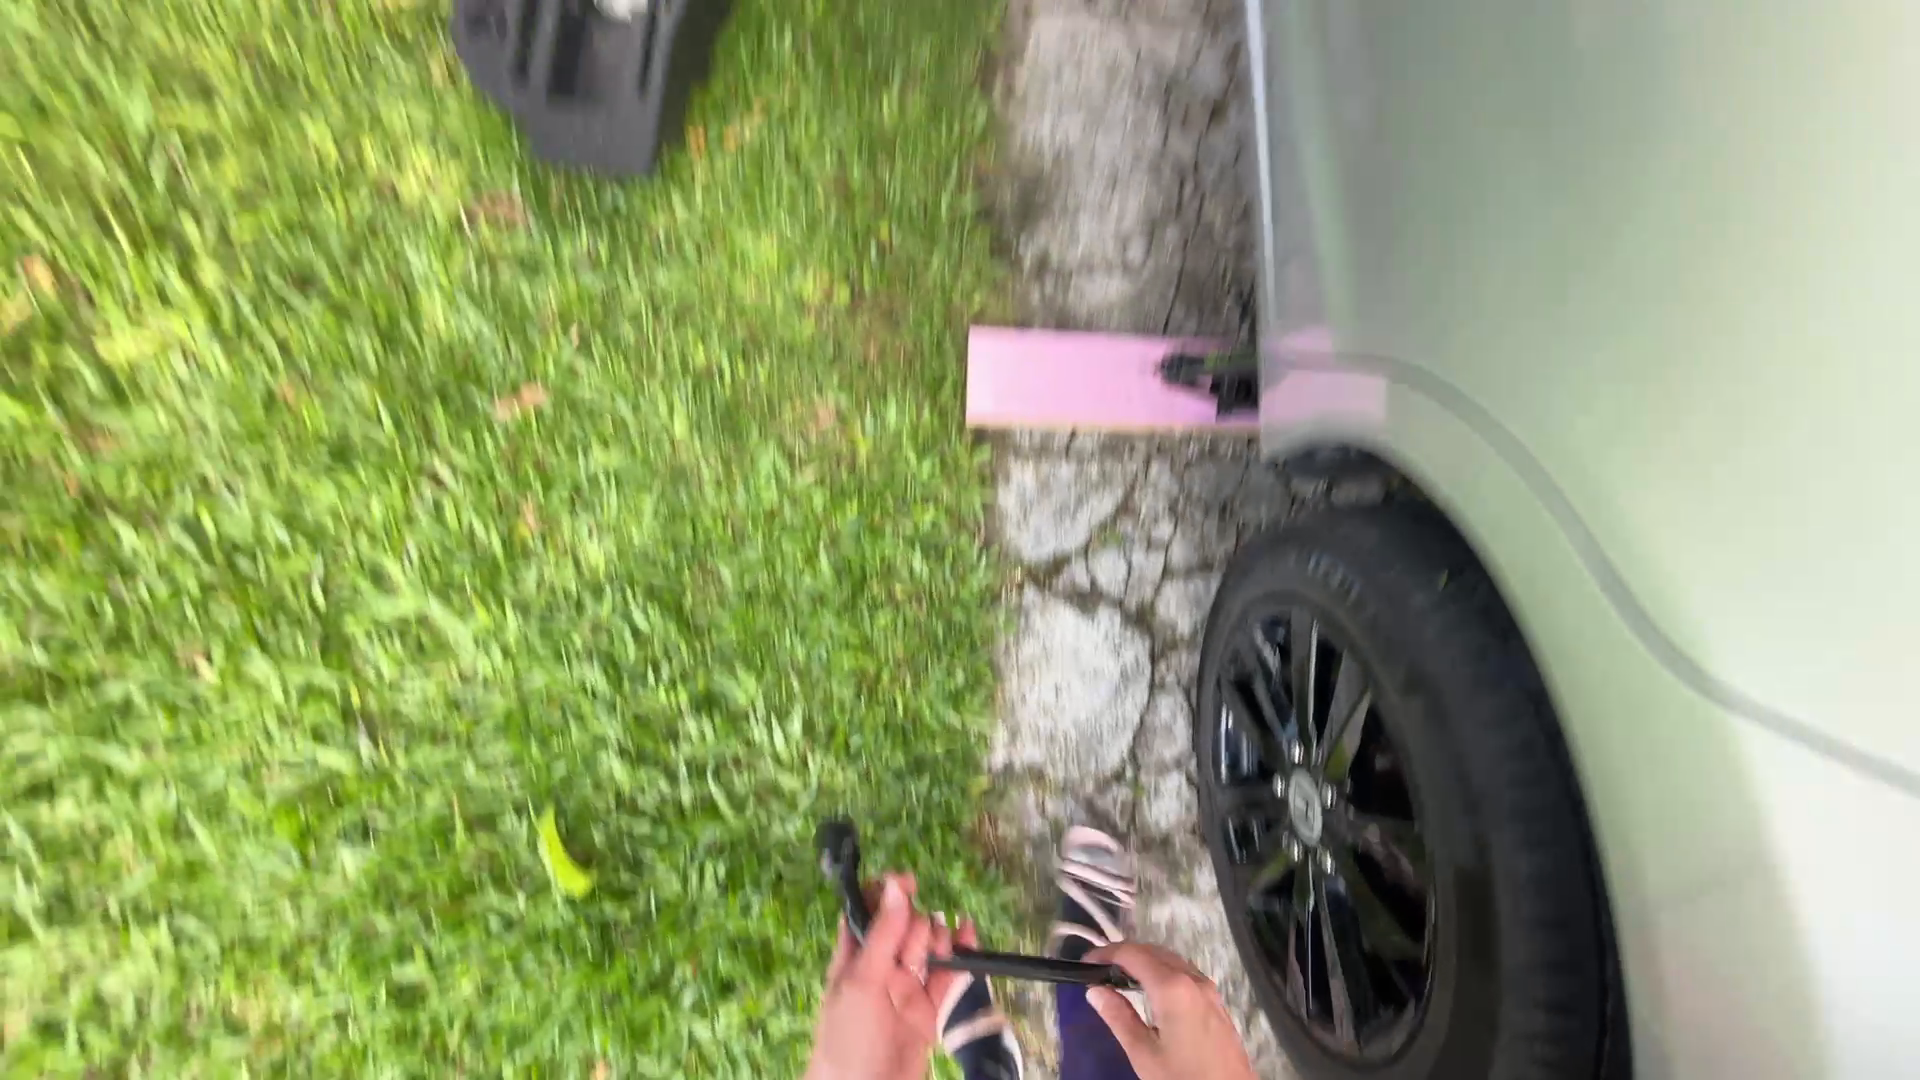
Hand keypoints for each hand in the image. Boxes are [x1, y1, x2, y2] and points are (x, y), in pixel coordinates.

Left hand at [803, 874, 961, 1079]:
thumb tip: (895, 883)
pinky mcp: (929, 1009)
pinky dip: (959, 955)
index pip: (870, 910)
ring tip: (940, 949)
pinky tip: (968, 935)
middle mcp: (882, 966)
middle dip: (915, 926)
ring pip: (928, 947)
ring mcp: (907, 987)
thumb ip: (883, 933)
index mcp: (856, 955)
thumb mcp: (862, 981)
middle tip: (912, 950)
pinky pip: (947, 975)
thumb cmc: (850, 1037)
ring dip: (937, 940)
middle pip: (905, 925)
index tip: (907, 882)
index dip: (887, 893)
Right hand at [1083, 944, 1258, 1079]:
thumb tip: (1094, 990)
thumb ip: (1119, 1018)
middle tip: (1100, 969)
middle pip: (1152, 951)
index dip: (1106, 952)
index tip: (1085, 962)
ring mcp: (1208, 990)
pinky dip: (1163, 970)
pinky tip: (1153, 991)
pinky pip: (1185, 973)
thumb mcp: (1145, 1056)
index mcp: (1172, 987)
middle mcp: (1192, 979)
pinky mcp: (1217, 1003)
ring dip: (1145, 960)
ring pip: (1170, 959)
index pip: (1132, 954)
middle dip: (1124, 954)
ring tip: (1121, 977)